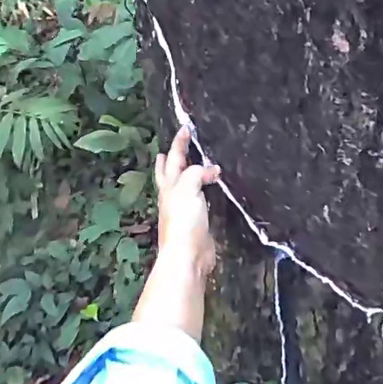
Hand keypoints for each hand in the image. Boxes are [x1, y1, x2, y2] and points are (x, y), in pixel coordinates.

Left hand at [132, 126, 220, 337]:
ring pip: (183, 186)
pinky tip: (207, 192)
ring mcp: (183, 210)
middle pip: (170, 173)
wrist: (187, 256)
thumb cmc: (184, 221)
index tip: (186, 128)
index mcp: (169, 186)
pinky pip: (199, 200)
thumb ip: (198, 173)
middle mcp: (173, 196)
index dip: (179, 143)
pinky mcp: (196, 222)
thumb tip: (213, 170)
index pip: (173, 158)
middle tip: (172, 148)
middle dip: (170, 160)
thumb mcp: (188, 188)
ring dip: (185, 175)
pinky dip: (202, 191)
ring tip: (189, 166)